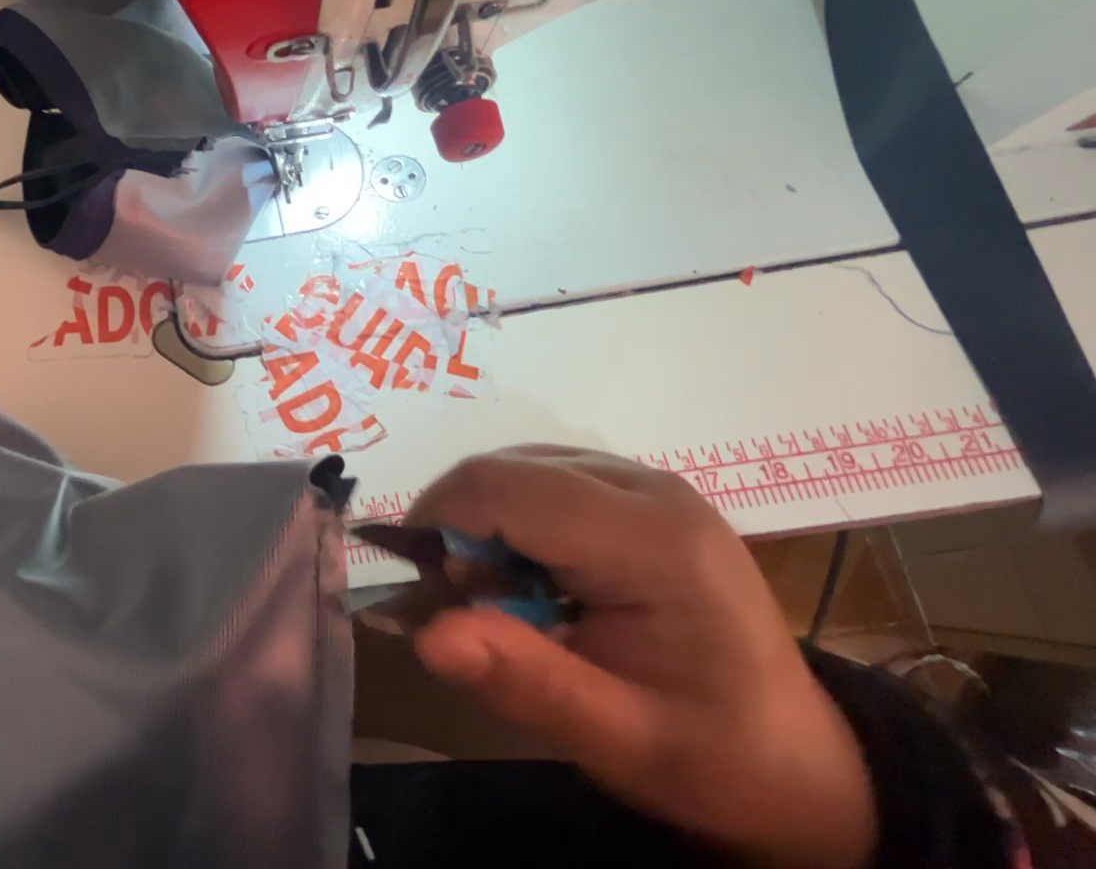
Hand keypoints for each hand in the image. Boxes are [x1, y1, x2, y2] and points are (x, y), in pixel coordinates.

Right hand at [405, 446, 877, 868]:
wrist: (801, 759)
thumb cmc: (710, 756)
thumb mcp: (616, 741)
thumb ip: (523, 681)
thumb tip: (426, 635)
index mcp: (651, 542)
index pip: (503, 490)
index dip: (439, 526)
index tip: (426, 592)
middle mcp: (647, 488)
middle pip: (502, 469)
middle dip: (455, 527)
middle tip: (463, 603)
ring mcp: (646, 483)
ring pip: (514, 467)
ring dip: (480, 524)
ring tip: (500, 596)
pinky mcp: (638, 493)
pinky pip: (540, 478)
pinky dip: (509, 520)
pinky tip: (531, 576)